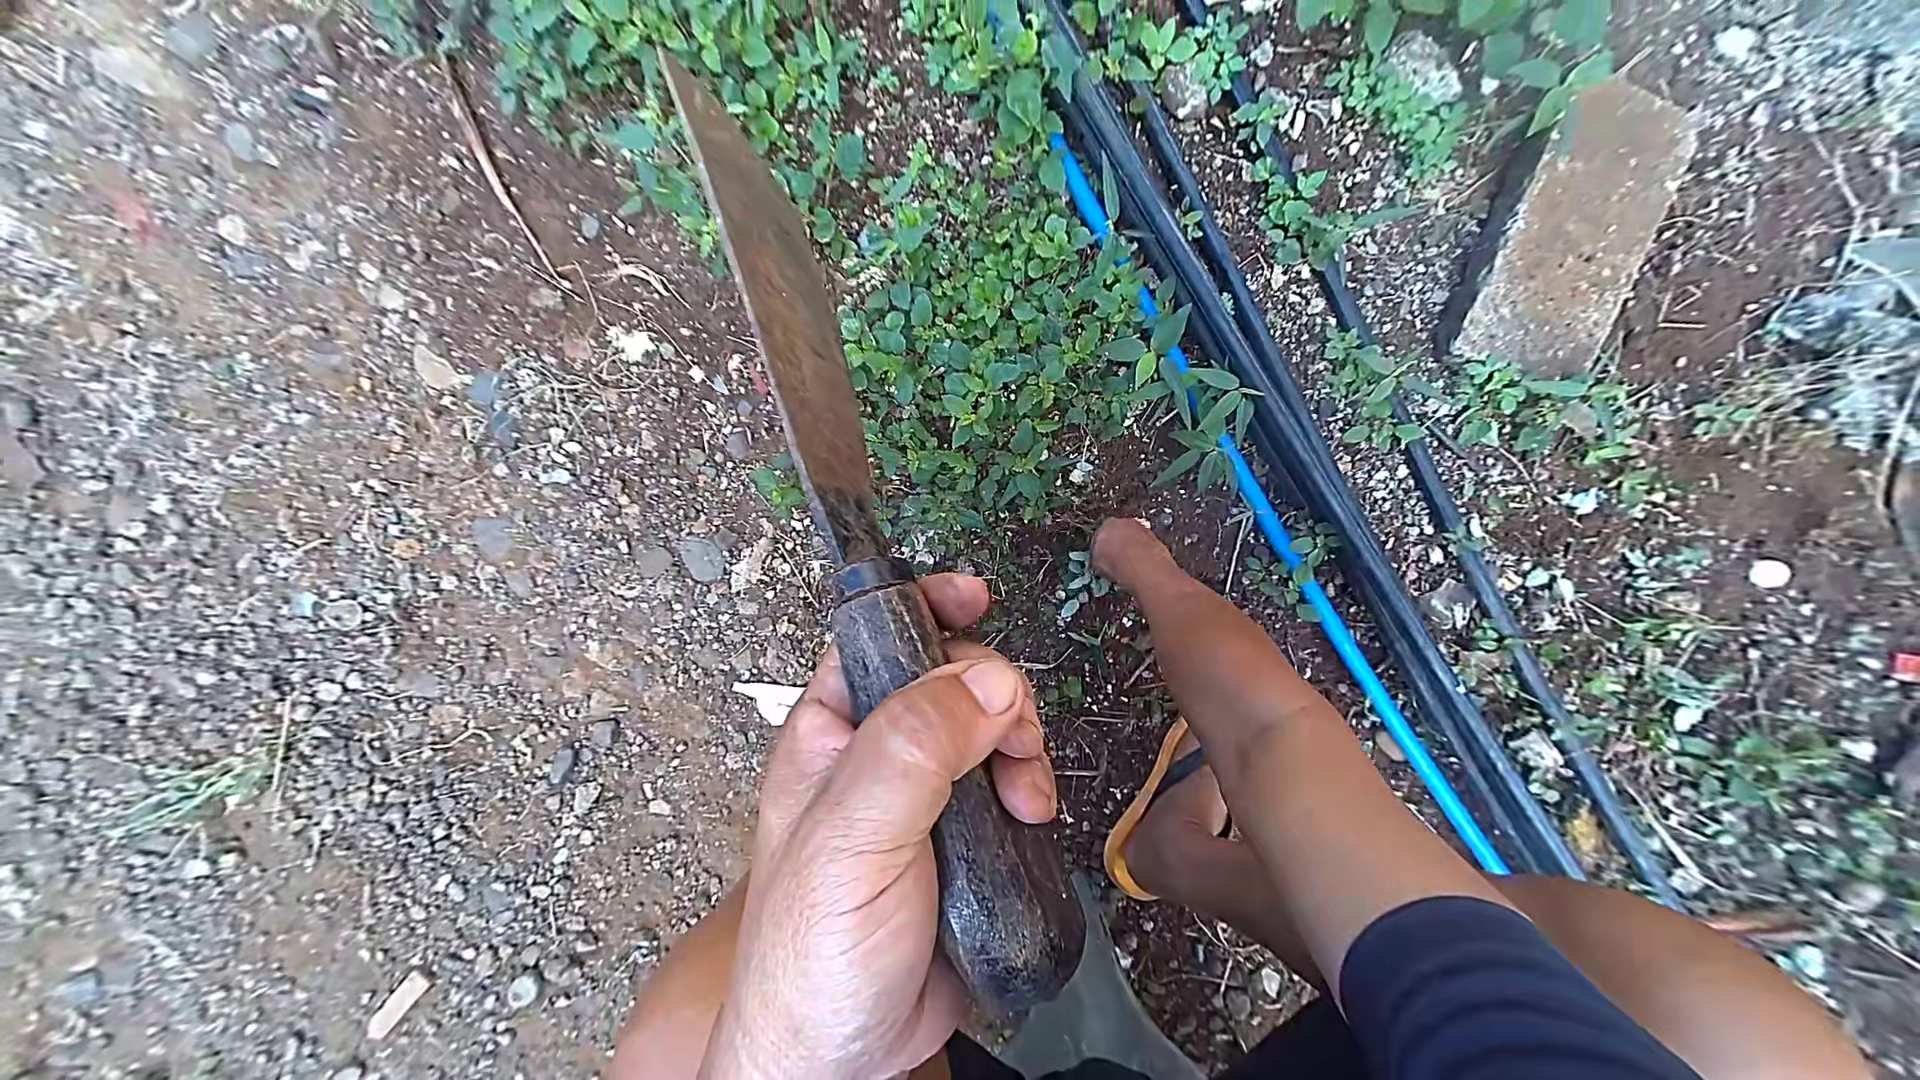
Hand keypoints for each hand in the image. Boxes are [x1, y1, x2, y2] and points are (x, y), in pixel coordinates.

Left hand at [700, 574, 1054, 1079]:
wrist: (844, 1056)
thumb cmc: (812, 951)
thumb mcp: (851, 835)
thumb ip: (913, 748)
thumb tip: (987, 680)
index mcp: (833, 728)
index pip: (877, 634)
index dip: (925, 606)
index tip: (972, 597)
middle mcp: (879, 747)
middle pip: (951, 672)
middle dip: (994, 691)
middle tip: (1009, 737)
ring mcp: (925, 786)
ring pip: (990, 720)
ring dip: (1020, 743)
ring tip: (1021, 795)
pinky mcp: (963, 825)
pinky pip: (1010, 774)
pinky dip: (1031, 782)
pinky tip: (1028, 815)